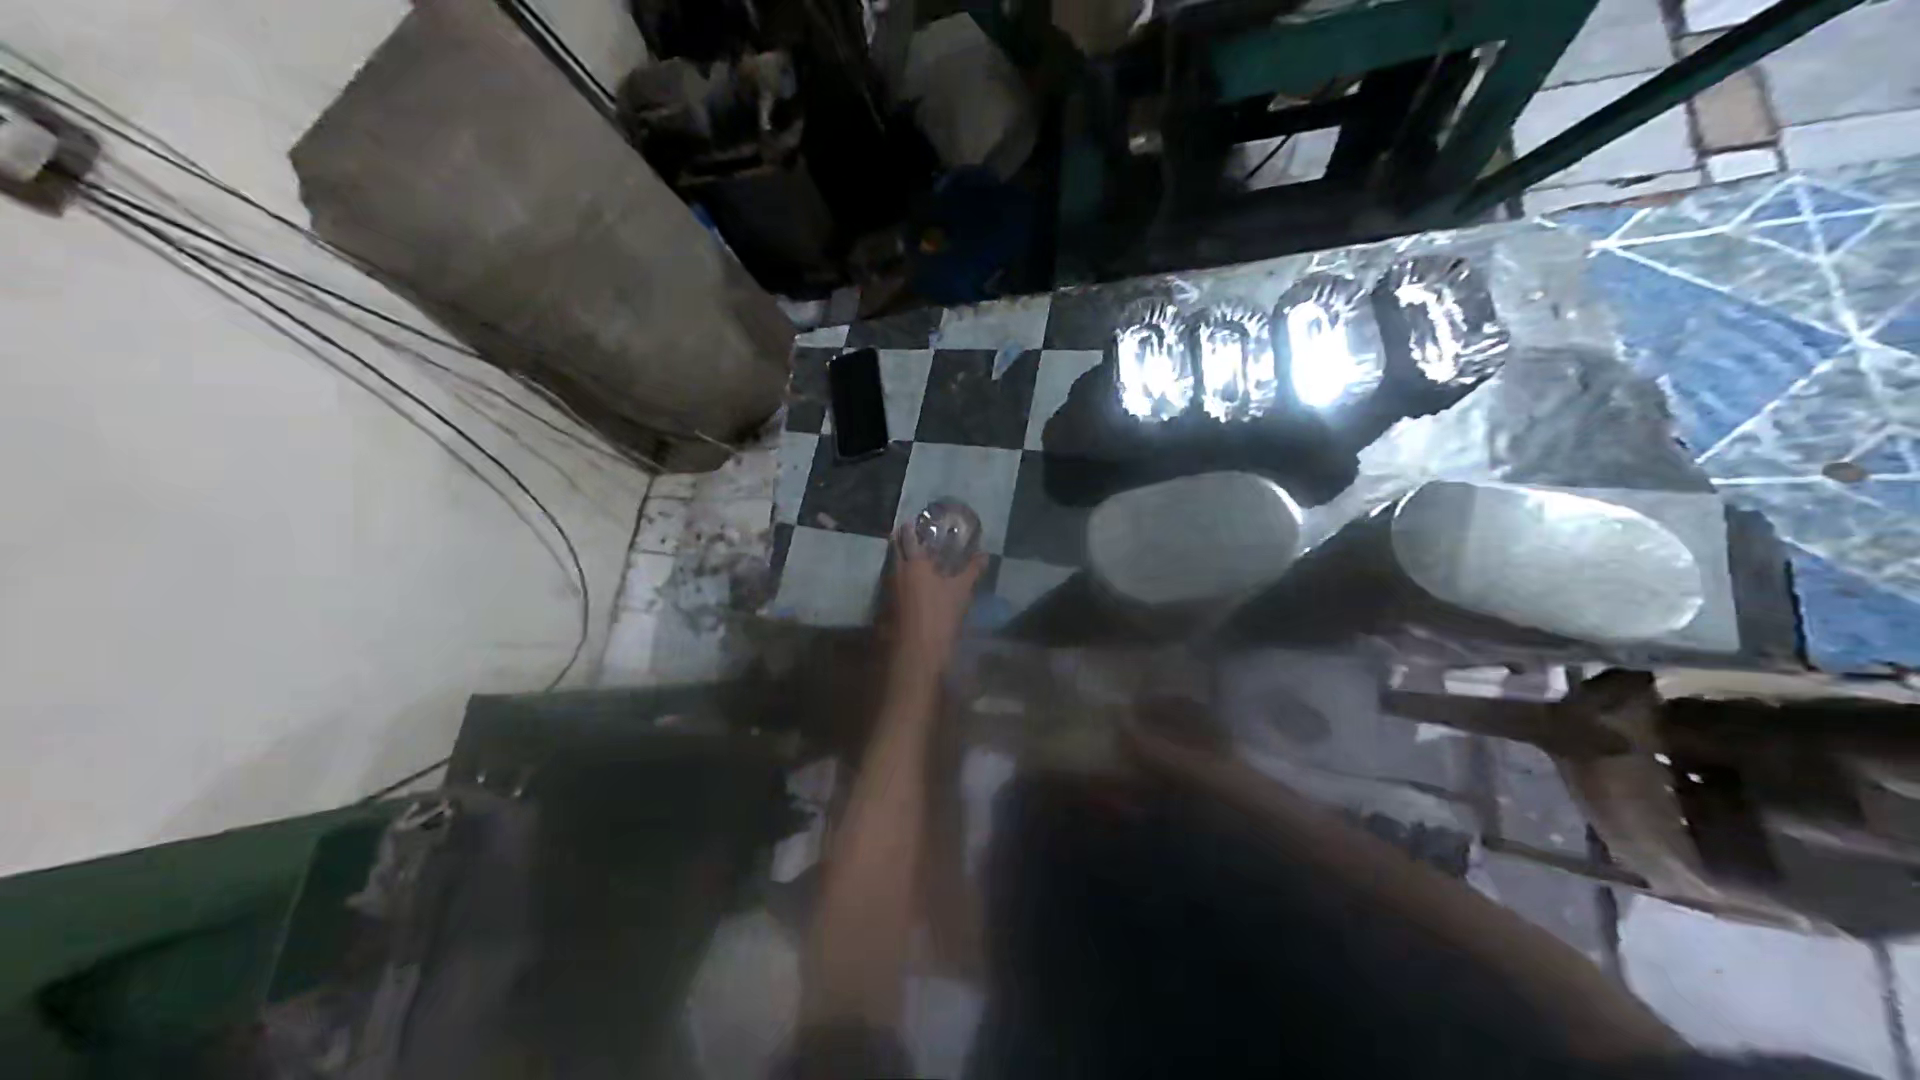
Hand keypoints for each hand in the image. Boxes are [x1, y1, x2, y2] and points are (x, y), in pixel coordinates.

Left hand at [887, 526, 986, 673]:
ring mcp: (888, 590)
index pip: (908, 537)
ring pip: (893, 568)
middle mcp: (896, 572)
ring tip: (915, 560)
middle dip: (902, 542)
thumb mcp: (961, 592)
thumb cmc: (939, 616)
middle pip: (895, 550)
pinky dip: (901, 580)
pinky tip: (912, 586)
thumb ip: (971, 571)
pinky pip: (893, 585)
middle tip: (913, 536)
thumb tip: (985, 554)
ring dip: (901, 561)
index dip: (911, 528)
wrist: (916, 653)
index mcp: (914, 563)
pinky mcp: (887, 607)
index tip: (914, 521)